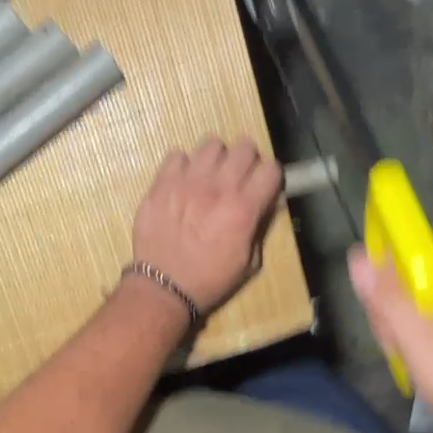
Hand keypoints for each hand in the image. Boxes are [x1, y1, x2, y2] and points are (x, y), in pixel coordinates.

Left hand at [130, 138, 281, 311]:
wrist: (164, 288)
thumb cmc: (210, 280)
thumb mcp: (249, 263)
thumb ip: (259, 228)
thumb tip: (265, 204)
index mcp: (243, 210)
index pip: (271, 169)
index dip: (270, 176)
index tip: (263, 185)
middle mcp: (218, 188)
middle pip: (244, 147)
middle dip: (247, 161)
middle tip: (238, 177)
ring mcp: (187, 182)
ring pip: (211, 144)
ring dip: (216, 158)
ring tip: (209, 176)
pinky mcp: (161, 184)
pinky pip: (177, 155)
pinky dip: (183, 166)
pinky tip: (183, 183)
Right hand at [348, 234, 432, 423]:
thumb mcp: (410, 330)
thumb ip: (382, 292)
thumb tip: (356, 255)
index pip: (414, 242)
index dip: (389, 263)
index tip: (377, 294)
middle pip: (411, 270)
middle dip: (391, 301)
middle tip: (390, 332)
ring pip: (414, 294)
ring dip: (397, 319)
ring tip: (399, 348)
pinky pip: (425, 311)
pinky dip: (411, 329)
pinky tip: (408, 352)